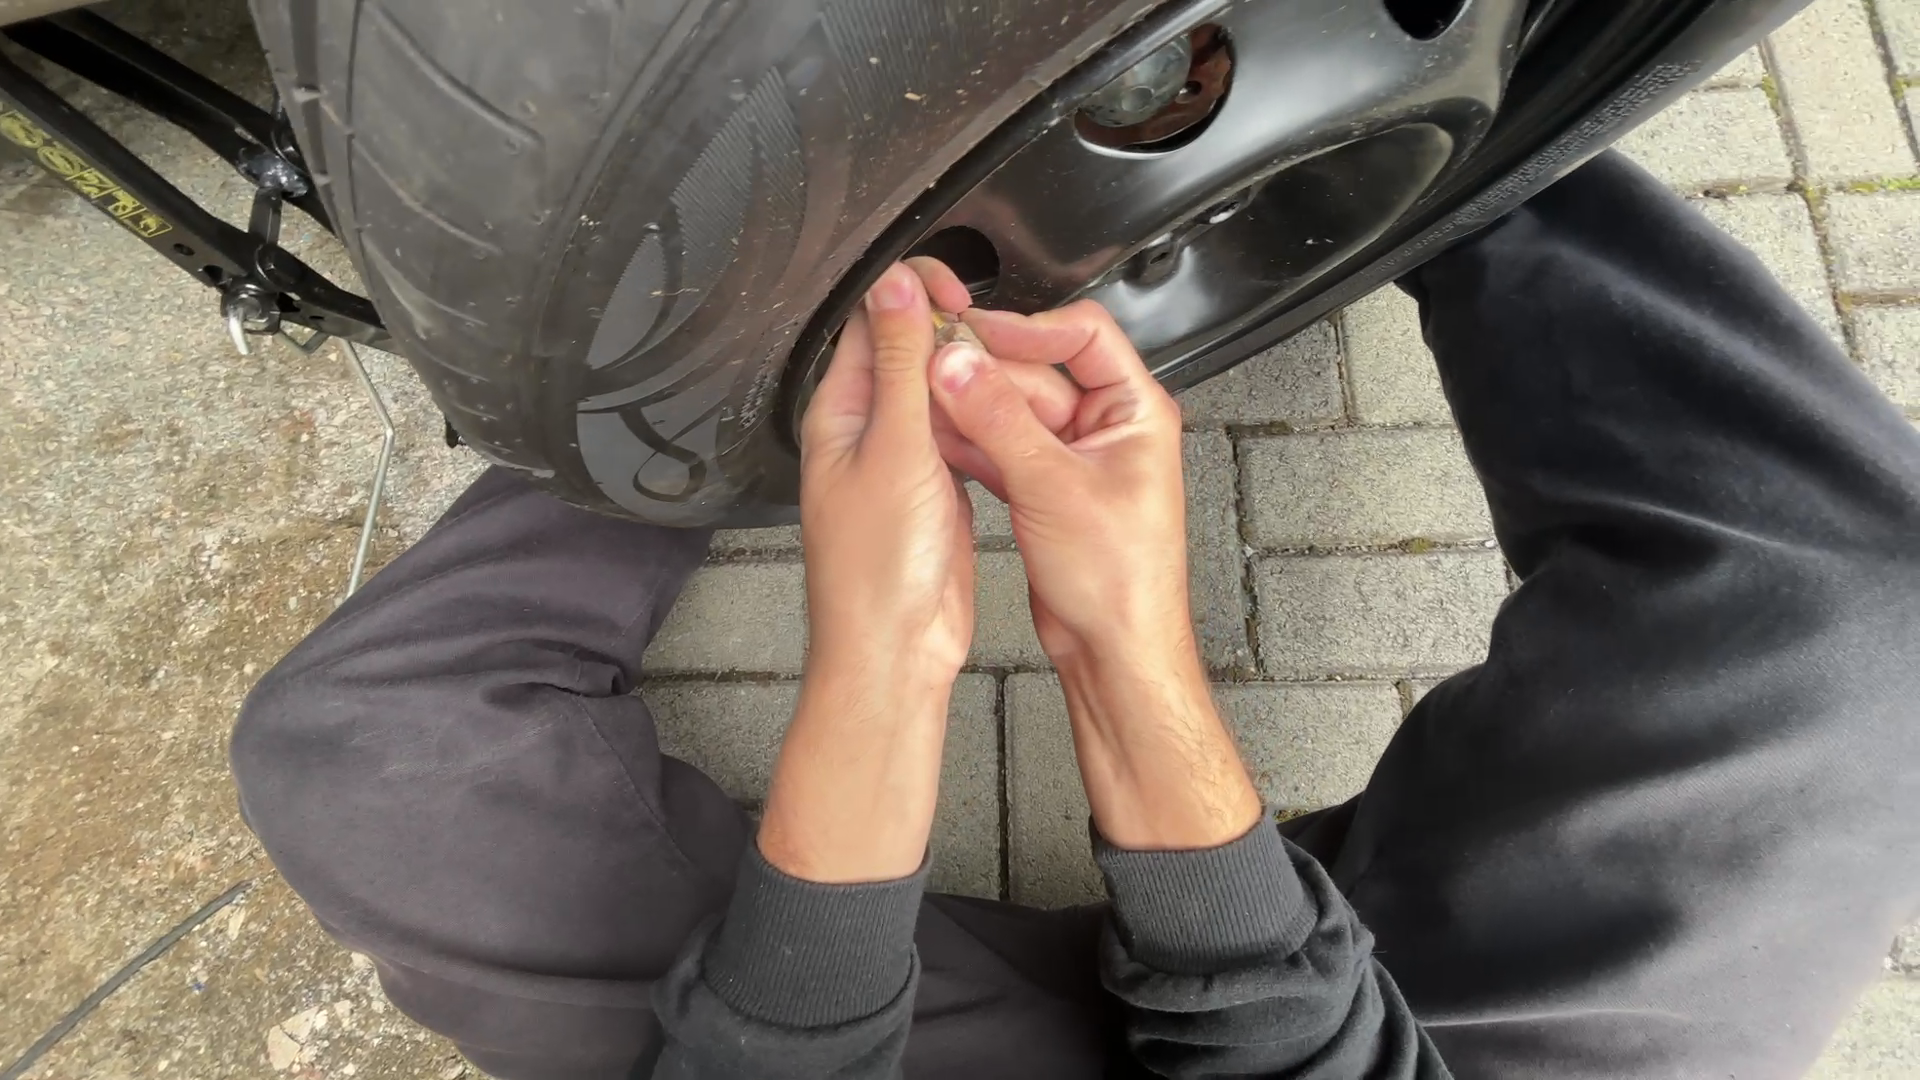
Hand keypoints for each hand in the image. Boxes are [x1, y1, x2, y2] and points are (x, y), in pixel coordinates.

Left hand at [757, 262, 969, 882]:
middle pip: (904, 352)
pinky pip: (953, 434)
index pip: (869, 321)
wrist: (898, 645)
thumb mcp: (895, 451)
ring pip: (934, 392)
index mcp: (839, 411)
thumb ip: (899, 366)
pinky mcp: (931, 487)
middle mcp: (864, 429)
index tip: (960, 295)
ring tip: (1005, 374)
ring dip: (966, 376)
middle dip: (948, 333)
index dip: (914, 294)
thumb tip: (897, 287)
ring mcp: (900, 459)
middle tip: (992, 337)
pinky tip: (1000, 415)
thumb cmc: (878, 566)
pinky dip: (976, 417)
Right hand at [931, 300, 1261, 849]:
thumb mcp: (1054, 488)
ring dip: (970, 407)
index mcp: (1133, 412)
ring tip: (923, 398)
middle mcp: (1105, 429)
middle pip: (1036, 375)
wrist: (1112, 647)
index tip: (974, 329)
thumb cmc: (1121, 580)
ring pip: (1012, 413)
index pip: (1083, 336)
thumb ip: (1000, 420)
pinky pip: (1002, 450)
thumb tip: (958, 364)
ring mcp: (1071, 459)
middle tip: (931, 366)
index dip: (1027, 327)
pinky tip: (936, 439)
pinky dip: (971, 444)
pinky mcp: (1043, 489)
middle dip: (984, 372)